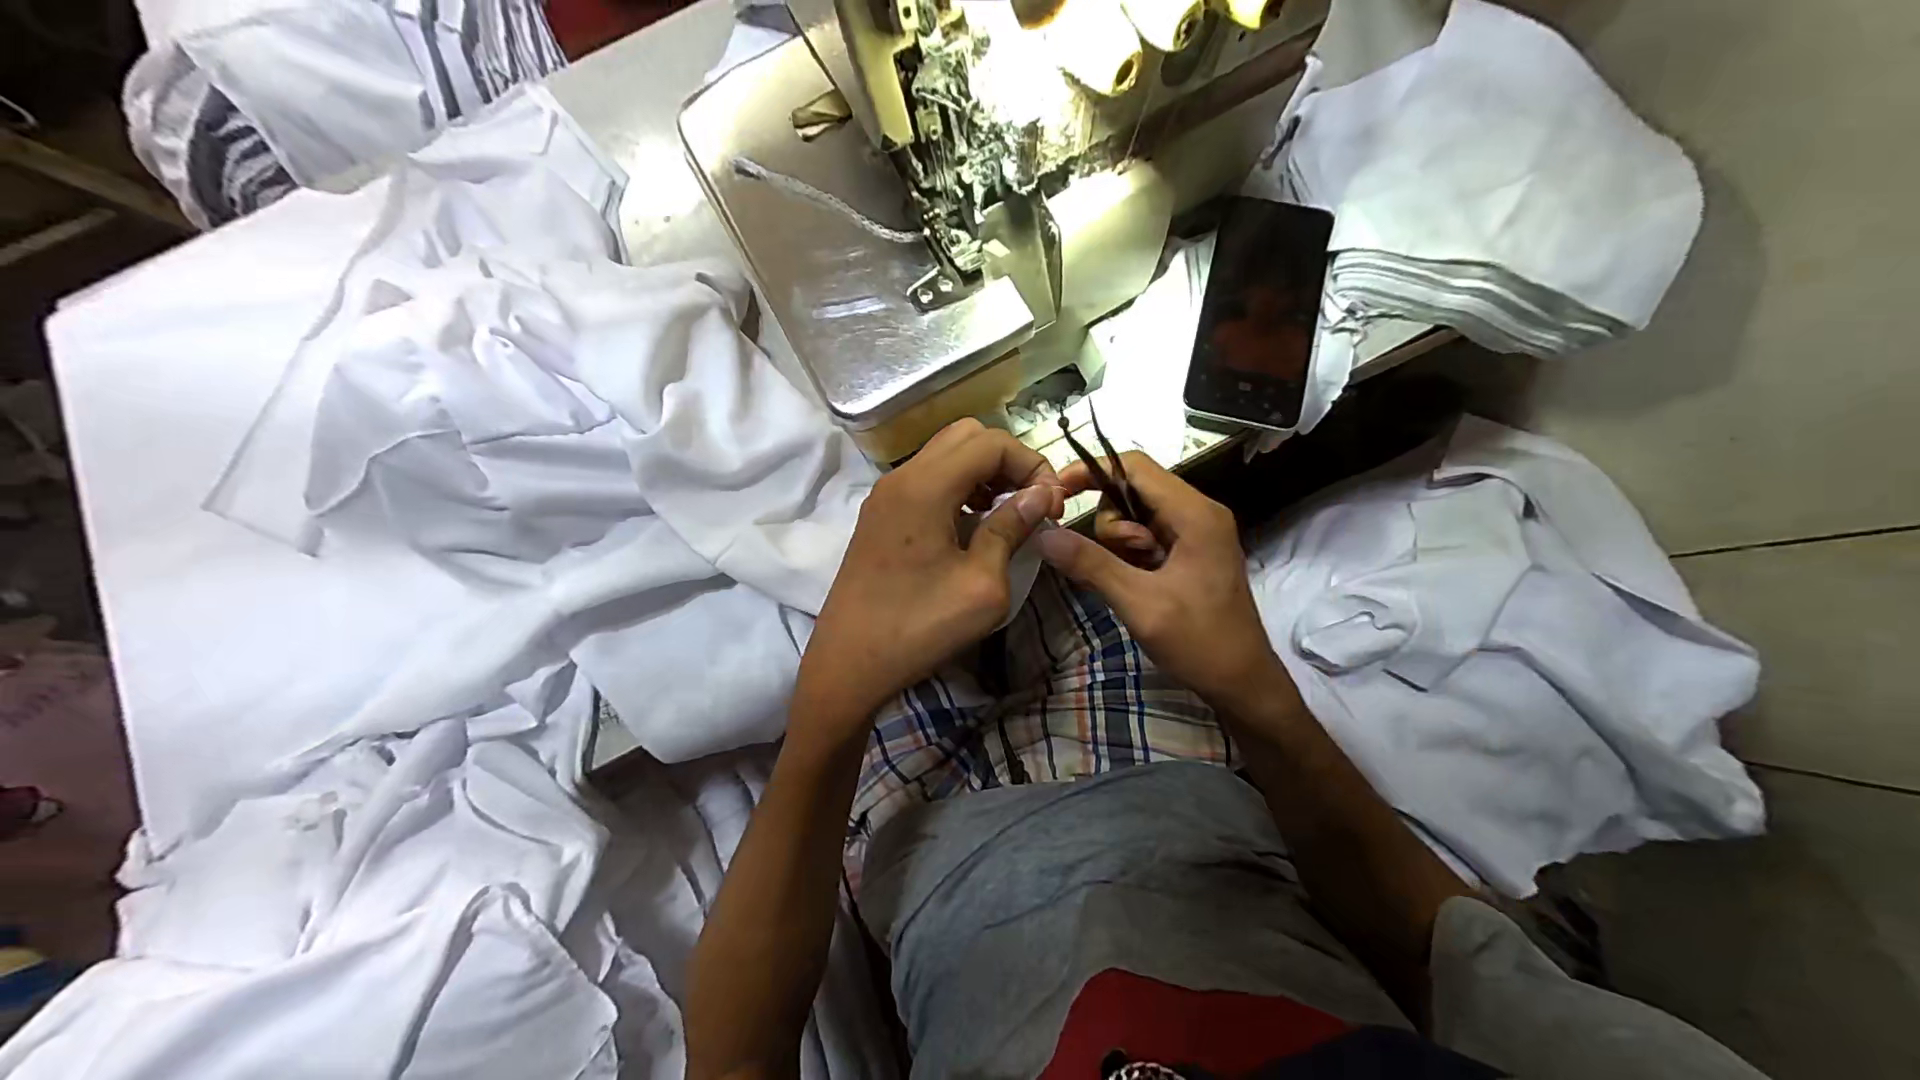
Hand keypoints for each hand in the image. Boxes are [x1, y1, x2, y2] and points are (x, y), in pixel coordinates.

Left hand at [795, 419, 1064, 736]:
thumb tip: (1040, 494)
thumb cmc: (919, 629)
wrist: (848, 664)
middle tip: (1029, 505)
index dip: (1032, 466)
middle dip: (1008, 462)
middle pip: (967, 436)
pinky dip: (959, 488)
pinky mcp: (880, 515)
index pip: (992, 443)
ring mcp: (885, 495)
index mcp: (925, 487)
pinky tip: (973, 528)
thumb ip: (1010, 529)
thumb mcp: (982, 586)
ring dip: (984, 473)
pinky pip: (927, 479)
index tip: (1050, 509)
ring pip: (946, 454)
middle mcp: (901, 478)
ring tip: (1006, 516)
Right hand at [1037, 452, 1287, 716]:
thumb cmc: (1199, 641)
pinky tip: (1139, 583)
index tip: (1057, 494)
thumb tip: (1043, 534)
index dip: (1091, 471)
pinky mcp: (1191, 550)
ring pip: (1137, 514)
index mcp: (1194, 513)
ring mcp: (1197, 531)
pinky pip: (1148, 534)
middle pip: (1133, 489)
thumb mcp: (1139, 603)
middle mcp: (1198, 511)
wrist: (1242, 682)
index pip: (1134, 466)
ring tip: (1135, 580)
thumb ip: (1091, 564)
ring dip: (1121, 542)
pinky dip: (1132, 554)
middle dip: (1111, 522)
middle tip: (1120, 563)